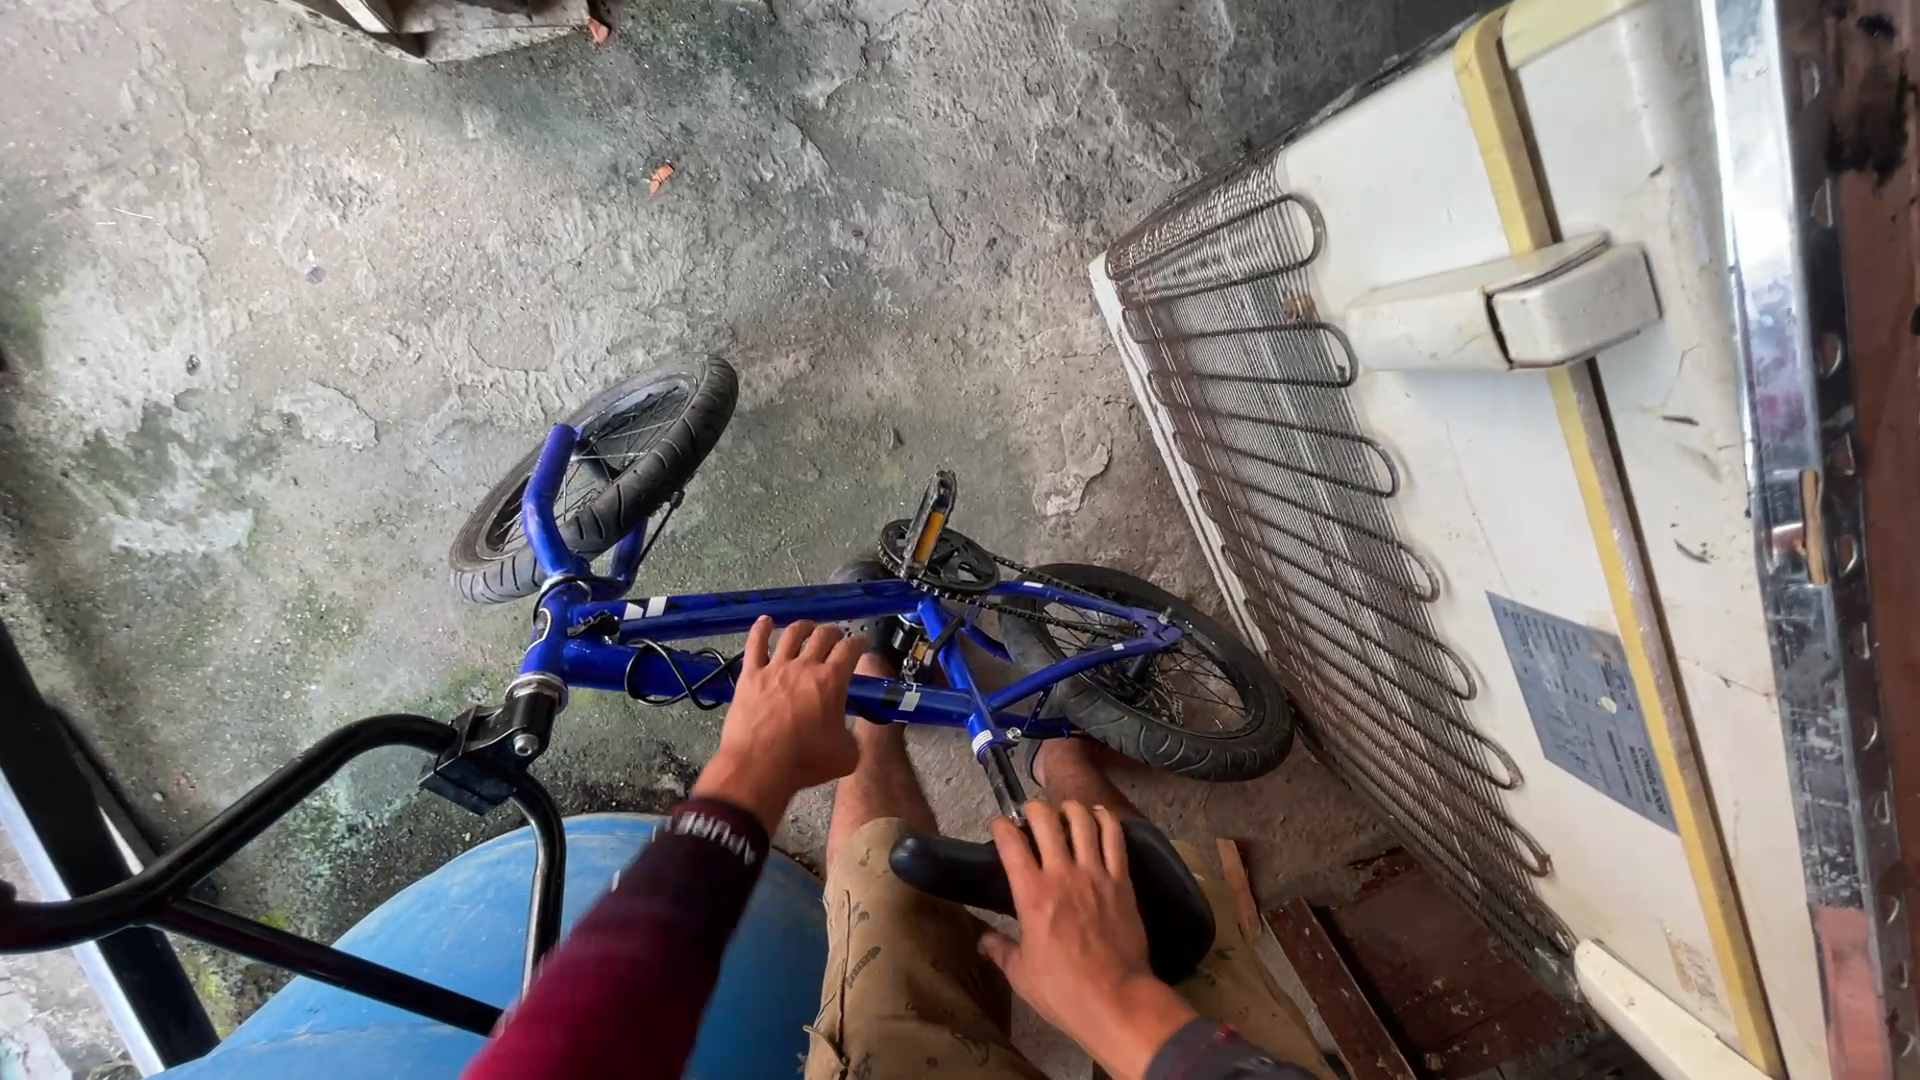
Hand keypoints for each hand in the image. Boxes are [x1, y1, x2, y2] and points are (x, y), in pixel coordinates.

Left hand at [690, 617, 864, 829]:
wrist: (759, 768)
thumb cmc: (804, 762)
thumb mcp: (846, 754)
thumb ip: (853, 736)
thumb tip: (849, 734)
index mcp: (831, 681)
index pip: (850, 649)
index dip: (858, 643)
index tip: (860, 643)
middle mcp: (805, 666)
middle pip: (823, 635)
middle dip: (834, 632)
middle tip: (836, 637)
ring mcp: (776, 668)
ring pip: (792, 633)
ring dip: (804, 626)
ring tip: (808, 627)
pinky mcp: (750, 675)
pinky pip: (755, 644)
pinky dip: (760, 629)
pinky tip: (765, 620)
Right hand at [978, 801, 1197, 1079]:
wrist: (1116, 1000)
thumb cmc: (1063, 990)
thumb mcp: (1021, 974)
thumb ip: (1000, 950)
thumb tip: (982, 941)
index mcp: (1031, 893)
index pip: (1010, 841)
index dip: (1001, 825)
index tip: (999, 825)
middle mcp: (1061, 873)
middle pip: (1045, 819)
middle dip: (1034, 808)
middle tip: (1031, 813)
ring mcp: (1094, 873)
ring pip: (1082, 820)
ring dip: (1070, 808)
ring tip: (1065, 810)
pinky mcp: (1121, 880)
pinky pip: (1114, 838)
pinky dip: (1105, 819)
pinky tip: (1098, 815)